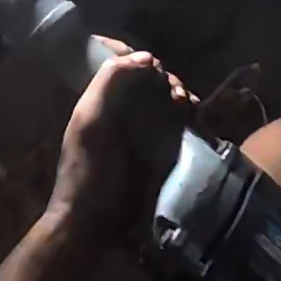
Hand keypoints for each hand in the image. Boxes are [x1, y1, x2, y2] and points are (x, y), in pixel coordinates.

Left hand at [46, 38, 193, 245]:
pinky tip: (192, 110)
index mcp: (100, 98)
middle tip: (172, 88)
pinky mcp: (160, 145)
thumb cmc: (87, 170)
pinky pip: (177, 118)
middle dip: (162, 74)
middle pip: (146, 76)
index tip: (151, 62)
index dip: (134, 55)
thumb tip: (146, 56)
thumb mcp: (90, 122)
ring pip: (164, 95)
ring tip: (183, 100)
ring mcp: (141, 127)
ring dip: (177, 90)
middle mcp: (121, 107)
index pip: (117, 61)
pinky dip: (187, 109)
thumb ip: (109, 83)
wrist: (95, 224)